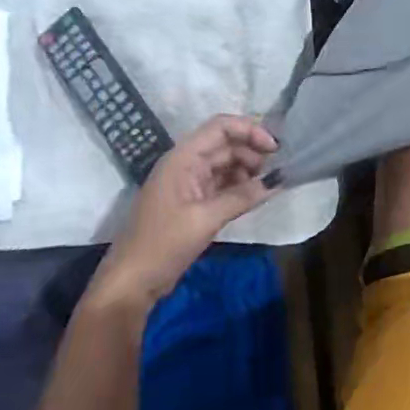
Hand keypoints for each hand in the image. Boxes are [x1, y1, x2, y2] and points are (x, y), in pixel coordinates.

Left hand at [86, 115, 278, 312]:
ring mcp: (189, 183)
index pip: (220, 127)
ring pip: (226, 164)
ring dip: (248, 170)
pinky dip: (240, 187)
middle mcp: (186, 164)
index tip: (275, 148)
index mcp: (182, 158)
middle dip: (253, 152)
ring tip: (267, 186)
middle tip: (276, 171)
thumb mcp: (206, 218)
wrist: (131, 282)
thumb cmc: (163, 244)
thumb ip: (242, 196)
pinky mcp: (193, 202)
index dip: (250, 130)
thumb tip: (278, 181)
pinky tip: (255, 196)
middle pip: (225, 144)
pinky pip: (222, 184)